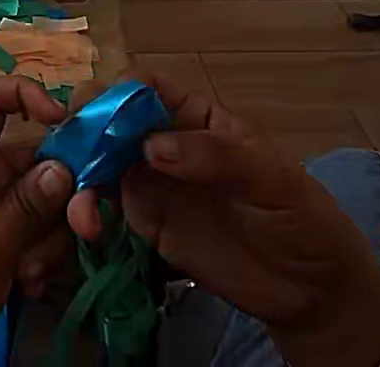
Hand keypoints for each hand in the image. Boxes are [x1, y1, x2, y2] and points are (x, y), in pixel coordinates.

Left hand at [0, 76, 74, 366]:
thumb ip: (27, 206)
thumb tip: (66, 166)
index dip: (27, 94)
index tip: (65, 120)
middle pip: (37, 154)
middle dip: (64, 189)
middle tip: (84, 229)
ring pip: (48, 196)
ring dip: (53, 234)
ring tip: (32, 273)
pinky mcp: (6, 236)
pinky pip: (42, 229)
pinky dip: (45, 254)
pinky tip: (30, 283)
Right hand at [68, 75, 379, 366]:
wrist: (312, 293)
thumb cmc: (298, 216)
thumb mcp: (269, 177)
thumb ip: (213, 155)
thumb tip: (150, 146)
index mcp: (190, 114)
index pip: (143, 85)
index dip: (116, 89)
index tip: (96, 109)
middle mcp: (158, 137)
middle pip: (108, 115)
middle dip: (82, 123)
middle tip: (66, 145)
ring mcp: (147, 176)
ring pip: (96, 156)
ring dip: (76, 167)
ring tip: (74, 196)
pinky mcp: (141, 216)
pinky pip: (102, 201)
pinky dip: (85, 205)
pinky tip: (86, 221)